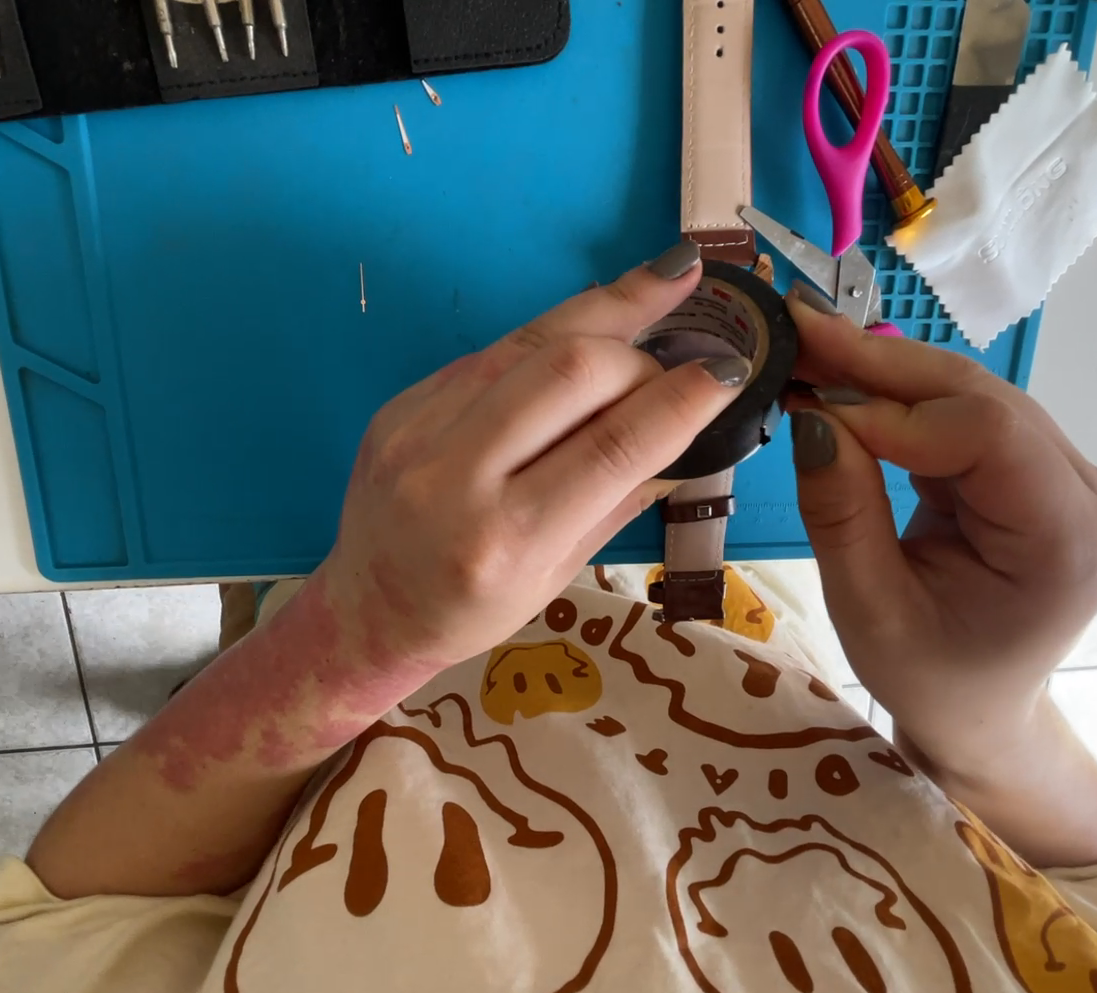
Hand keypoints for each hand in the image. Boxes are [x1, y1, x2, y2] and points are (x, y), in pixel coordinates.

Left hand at [316, 240, 750, 676]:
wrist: (368, 608)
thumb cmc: (471, 610)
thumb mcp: (556, 575)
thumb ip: (619, 499)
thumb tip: (684, 428)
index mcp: (506, 541)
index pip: (613, 448)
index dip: (681, 399)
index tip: (727, 368)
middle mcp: (455, 477)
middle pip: (568, 371)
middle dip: (639, 350)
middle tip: (679, 348)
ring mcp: (416, 430)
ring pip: (526, 340)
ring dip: (605, 310)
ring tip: (663, 278)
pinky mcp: (400, 403)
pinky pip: (490, 353)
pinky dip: (549, 340)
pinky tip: (586, 335)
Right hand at [782, 288, 1096, 792]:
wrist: (978, 711)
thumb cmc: (926, 676)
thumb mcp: (867, 608)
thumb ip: (842, 513)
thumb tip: (812, 418)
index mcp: (1066, 542)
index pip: (983, 434)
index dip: (889, 411)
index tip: (805, 405)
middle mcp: (1086, 495)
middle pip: (982, 398)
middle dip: (881, 365)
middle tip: (796, 331)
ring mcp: (1067, 478)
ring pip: (971, 397)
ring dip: (885, 374)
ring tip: (808, 352)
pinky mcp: (1034, 473)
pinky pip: (962, 419)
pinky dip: (898, 402)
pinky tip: (845, 387)